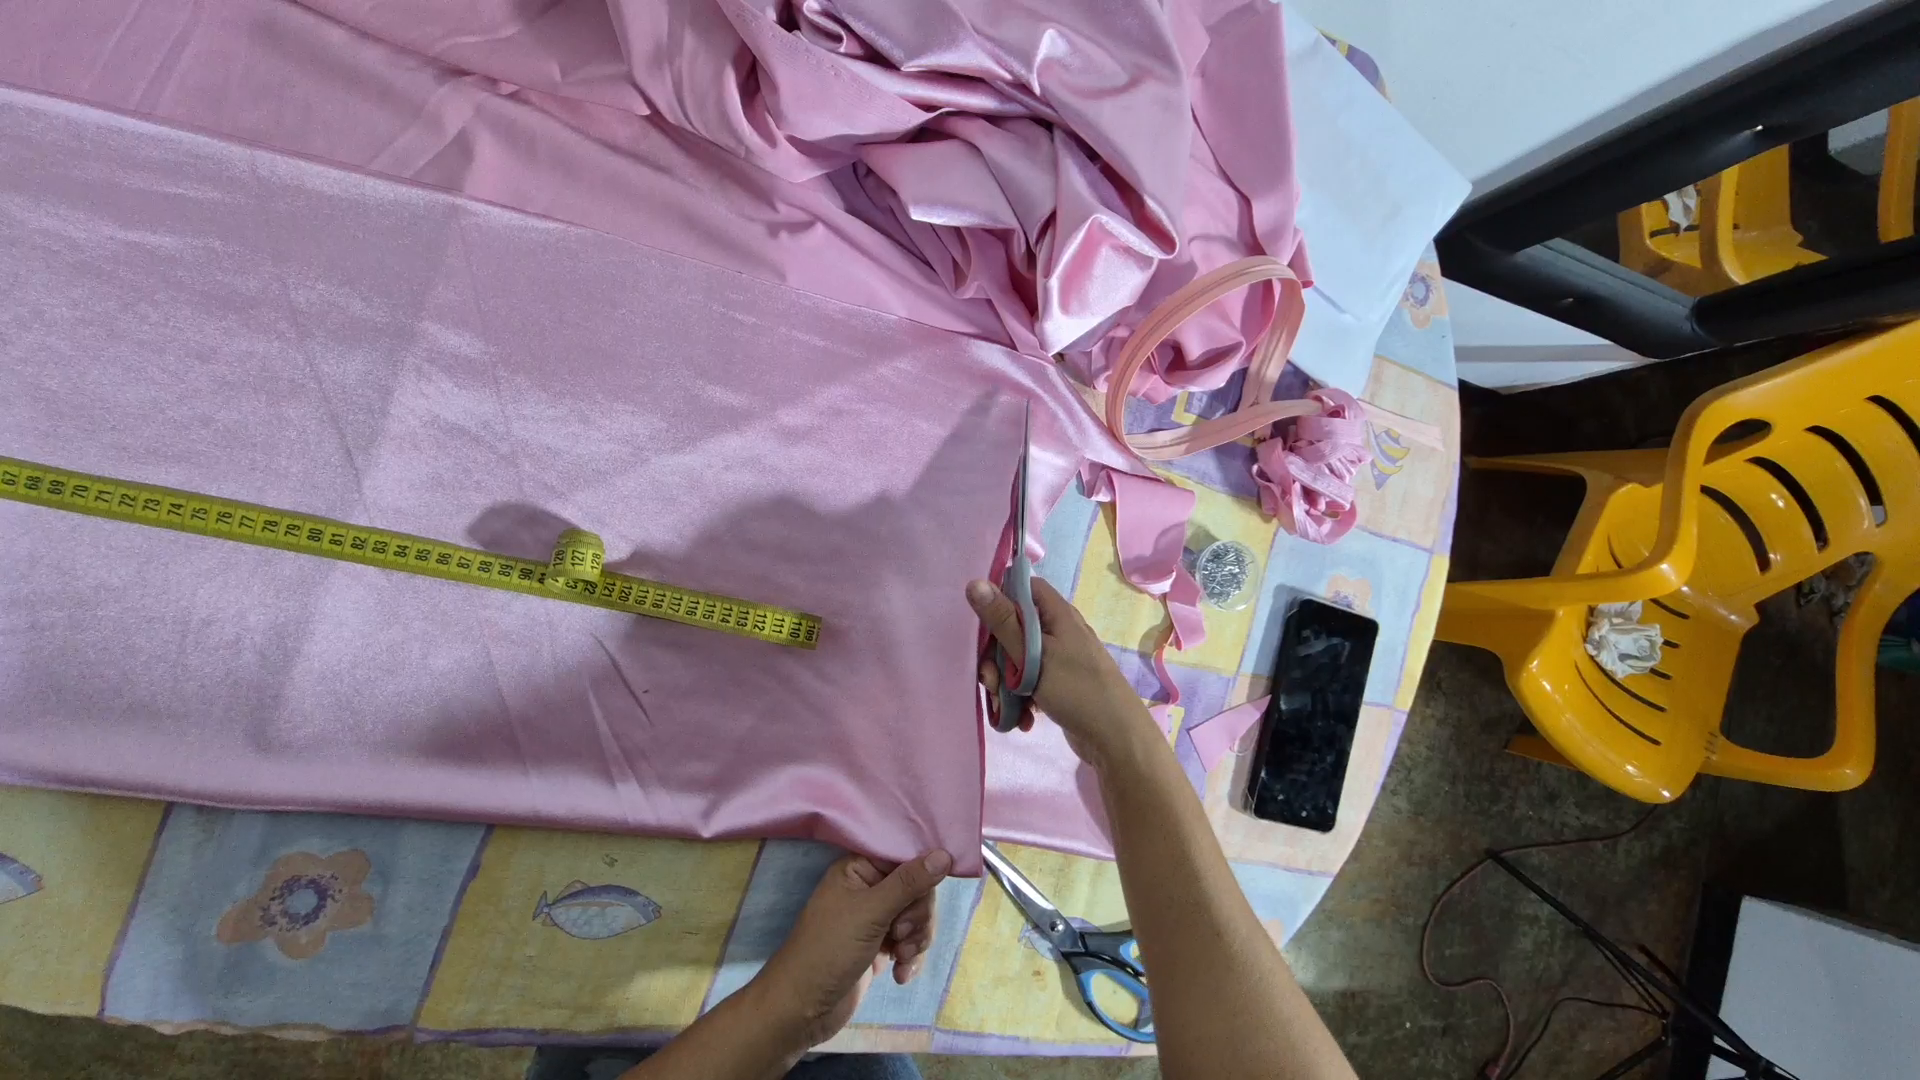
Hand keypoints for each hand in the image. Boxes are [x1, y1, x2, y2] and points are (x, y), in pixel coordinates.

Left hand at [748, 850, 950, 1054]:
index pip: (903, 855)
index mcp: (859, 869)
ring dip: (916, 939)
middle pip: (916, 888)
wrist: (802, 1010)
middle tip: (900, 934)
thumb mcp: (871, 912)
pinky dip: (911, 957)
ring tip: (902, 958)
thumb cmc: (830, 951)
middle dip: (917, 915)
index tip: (926, 893)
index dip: (920, 872)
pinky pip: (910, 941)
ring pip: (916, 916)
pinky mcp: (880, 946)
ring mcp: (874, 919)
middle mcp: (868, 888)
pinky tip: (901, 975)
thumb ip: (910, 883)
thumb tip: (945, 854)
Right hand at [967, 577, 1160, 769]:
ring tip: (1005, 706)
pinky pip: (1028, 683)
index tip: (983, 623)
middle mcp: (1059, 631)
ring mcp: (1059, 659)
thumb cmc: (1077, 689)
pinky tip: (1020, 718)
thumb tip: (974, 582)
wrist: (1116, 738)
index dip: (1001, 599)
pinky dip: (1020, 698)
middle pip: (1013, 629)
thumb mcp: (1034, 655)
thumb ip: (1003, 621)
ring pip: (1017, 660)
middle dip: (996, 656)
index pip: (1024, 588)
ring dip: (1005, 683)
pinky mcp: (1058, 684)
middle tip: (991, 680)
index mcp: (1057, 614)